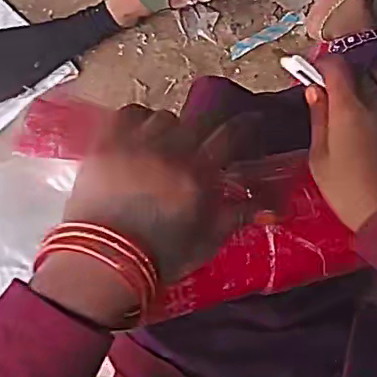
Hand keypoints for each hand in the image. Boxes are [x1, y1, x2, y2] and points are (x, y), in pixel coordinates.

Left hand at [33, 106, 250, 326]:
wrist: (105, 261)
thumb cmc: (159, 257)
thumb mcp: (206, 242)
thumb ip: (236, 217)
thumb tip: (272, 207)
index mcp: (199, 175)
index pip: (230, 136)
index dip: (243, 126)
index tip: (248, 122)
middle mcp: (171, 152)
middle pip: (198, 120)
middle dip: (205, 128)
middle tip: (202, 141)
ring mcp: (136, 145)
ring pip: (164, 117)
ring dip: (171, 129)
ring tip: (166, 146)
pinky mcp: (107, 144)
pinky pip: (129, 114)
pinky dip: (138, 120)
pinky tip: (139, 135)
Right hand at [304, 55, 376, 230]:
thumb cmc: (353, 194)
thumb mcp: (320, 161)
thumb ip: (319, 120)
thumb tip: (315, 92)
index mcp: (350, 108)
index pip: (336, 64)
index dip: (321, 63)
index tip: (312, 71)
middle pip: (361, 70)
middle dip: (344, 76)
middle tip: (331, 95)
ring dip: (367, 87)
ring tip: (357, 110)